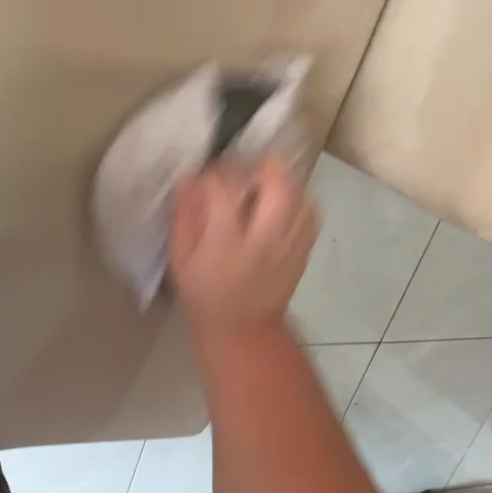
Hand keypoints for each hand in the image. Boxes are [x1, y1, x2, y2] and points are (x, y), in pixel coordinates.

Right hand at [169, 157, 318, 331]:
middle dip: (261, 164)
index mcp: (227, 240)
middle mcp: (265, 237)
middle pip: (277, 182)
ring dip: (282, 180)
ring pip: (299, 193)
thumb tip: (188, 180)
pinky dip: (298, 198)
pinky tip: (282, 202)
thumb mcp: (181, 258)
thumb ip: (183, 217)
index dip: (214, 173)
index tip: (206, 174)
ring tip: (264, 182)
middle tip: (245, 166)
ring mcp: (290, 243)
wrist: (243, 328)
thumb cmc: (205, 293)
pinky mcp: (304, 249)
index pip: (224, 188)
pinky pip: (310, 212)